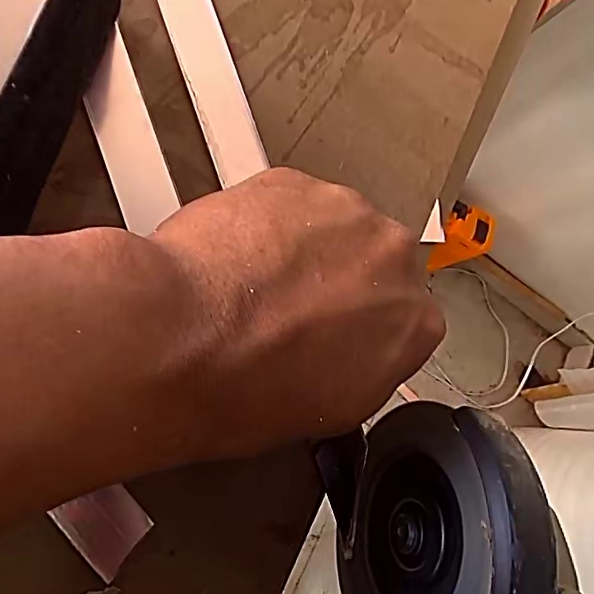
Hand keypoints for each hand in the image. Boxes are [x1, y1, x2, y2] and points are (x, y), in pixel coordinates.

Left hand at [150, 168, 443, 456]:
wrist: (178, 342)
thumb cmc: (240, 387)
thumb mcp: (328, 410)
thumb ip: (365, 368)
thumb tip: (346, 357)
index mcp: (414, 323)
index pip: (404, 317)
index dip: (363, 326)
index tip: (339, 329)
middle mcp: (393, 257)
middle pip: (373, 264)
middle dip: (340, 281)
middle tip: (292, 308)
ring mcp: (345, 211)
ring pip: (333, 227)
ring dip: (304, 249)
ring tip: (255, 286)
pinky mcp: (293, 182)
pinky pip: (288, 202)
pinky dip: (266, 223)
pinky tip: (236, 259)